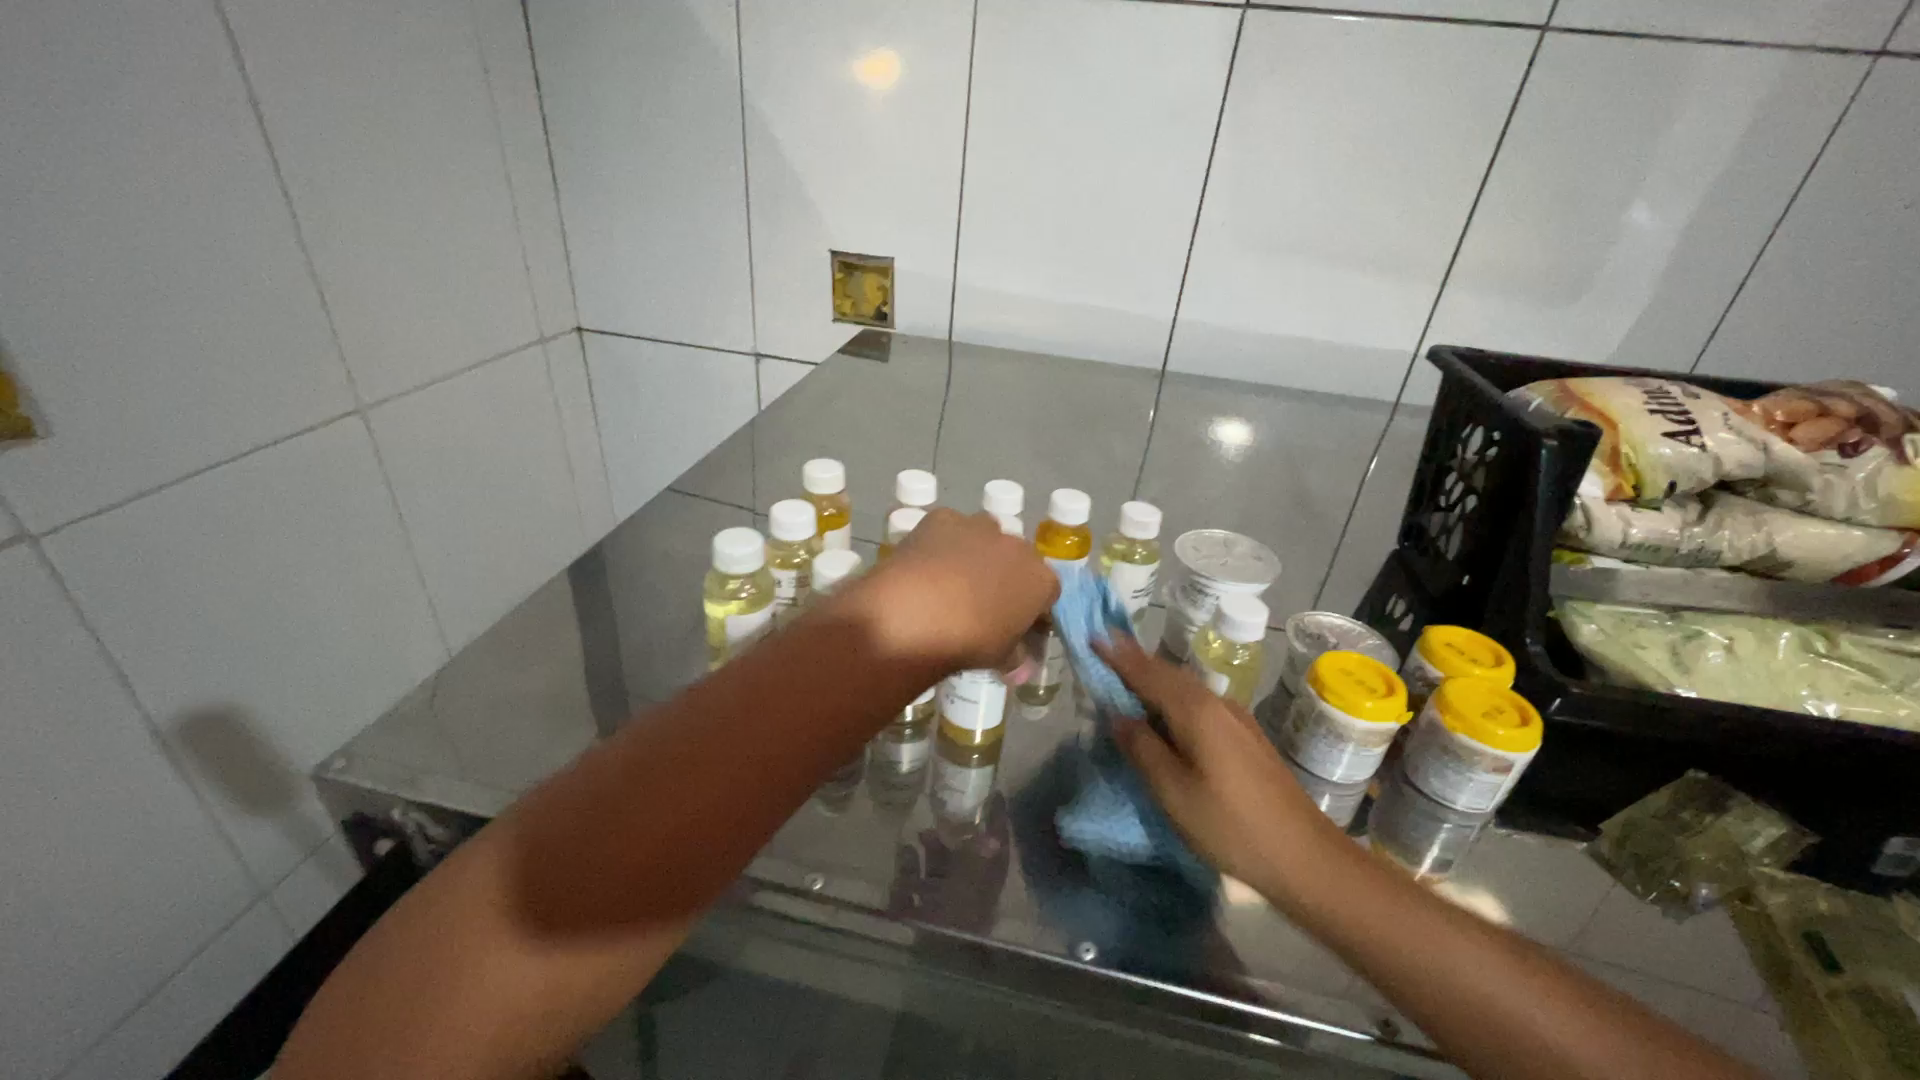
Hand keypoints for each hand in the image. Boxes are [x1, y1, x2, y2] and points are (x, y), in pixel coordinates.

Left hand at [863, 507, 1057, 670]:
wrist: (917, 613)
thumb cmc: (970, 642)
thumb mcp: (1001, 659)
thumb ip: (1016, 657)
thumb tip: (1020, 667)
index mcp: (1042, 580)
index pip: (1047, 592)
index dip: (1033, 607)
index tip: (1016, 623)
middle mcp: (1018, 546)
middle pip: (1018, 559)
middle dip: (1006, 576)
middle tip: (982, 602)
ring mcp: (981, 527)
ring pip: (986, 536)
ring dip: (976, 553)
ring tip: (950, 582)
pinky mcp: (944, 518)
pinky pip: (949, 529)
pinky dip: (942, 543)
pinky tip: (925, 565)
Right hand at [1099, 637, 1343, 891]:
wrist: (1305, 856)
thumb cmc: (1231, 826)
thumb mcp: (1173, 792)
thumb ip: (1142, 749)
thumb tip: (1118, 716)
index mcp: (1196, 712)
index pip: (1147, 673)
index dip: (1118, 656)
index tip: (1092, 636)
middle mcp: (1218, 704)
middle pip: (1169, 674)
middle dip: (1135, 661)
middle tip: (1104, 650)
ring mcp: (1237, 720)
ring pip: (1186, 689)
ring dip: (1155, 680)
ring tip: (1127, 679)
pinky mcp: (1246, 738)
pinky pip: (1200, 705)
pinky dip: (1174, 700)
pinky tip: (1166, 715)